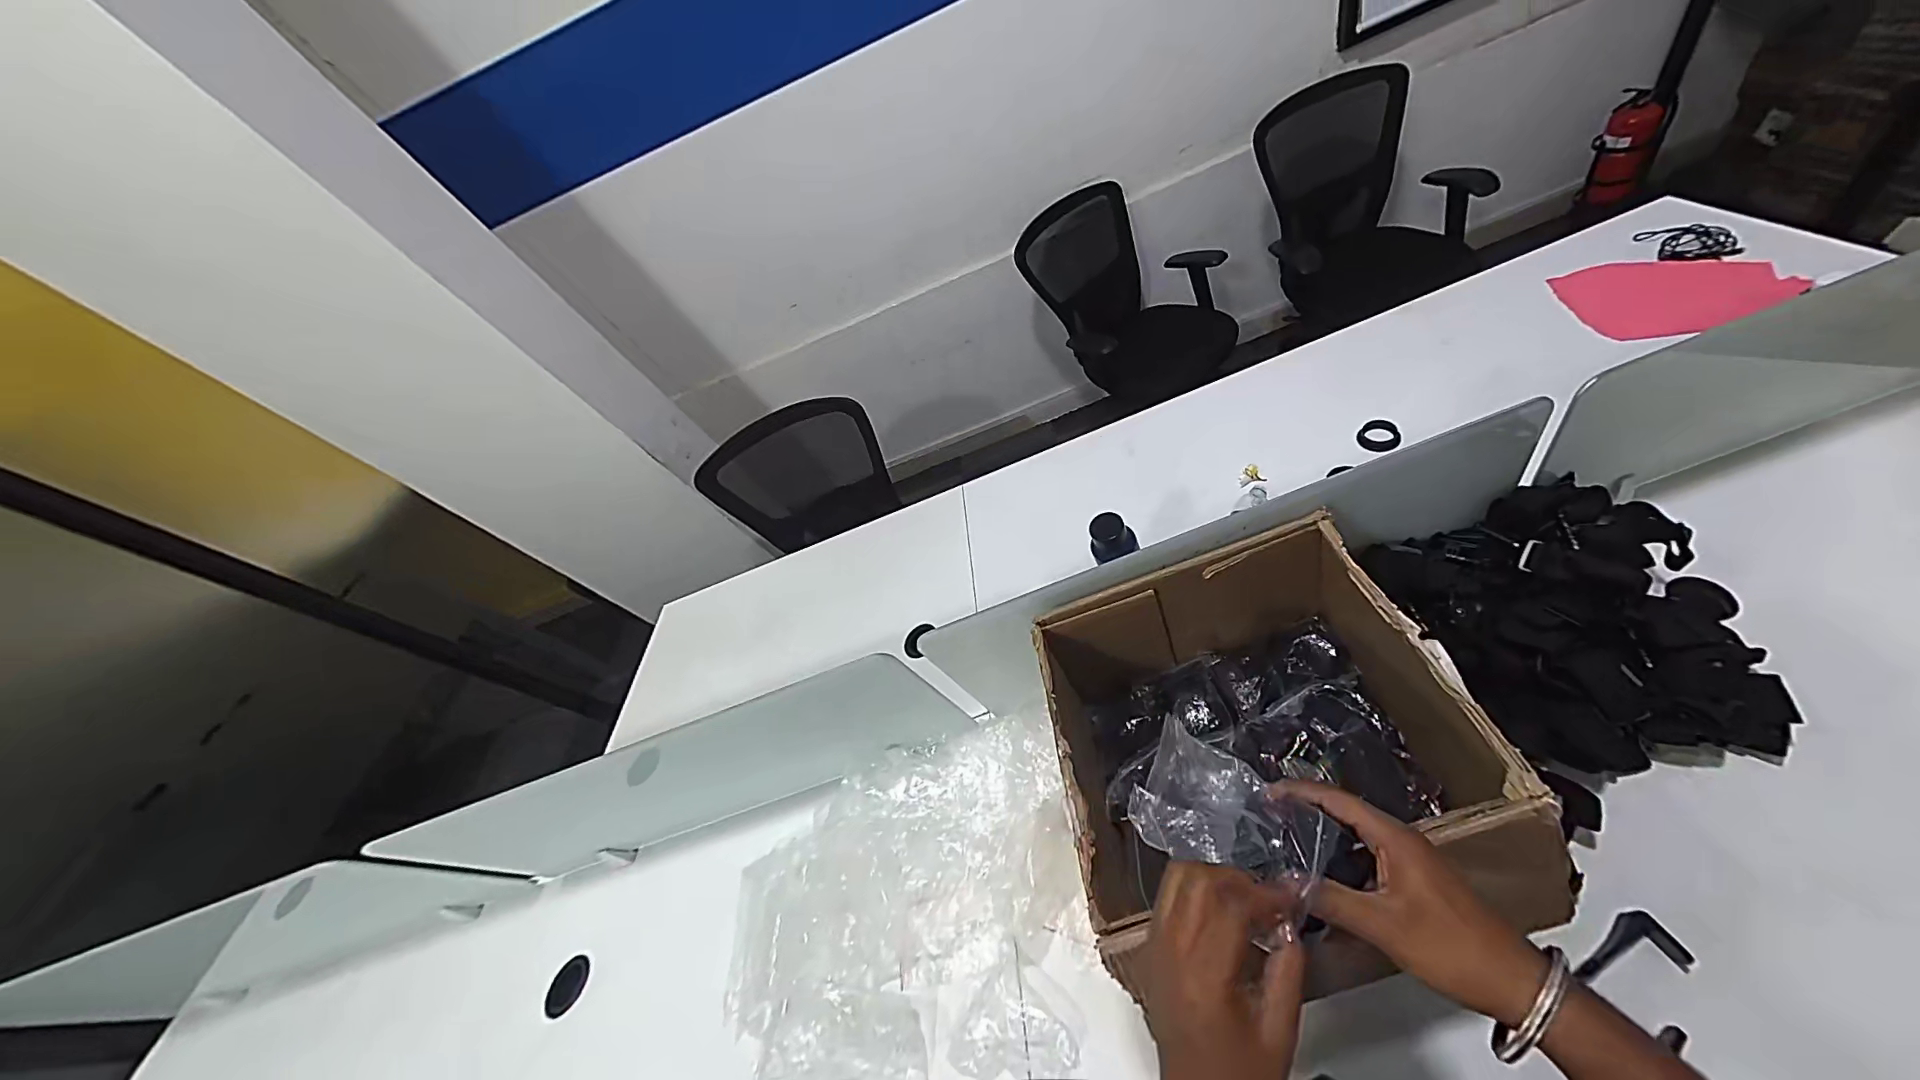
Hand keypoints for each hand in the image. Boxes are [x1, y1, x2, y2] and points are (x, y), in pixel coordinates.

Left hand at [1140, 863, 1307, 1079]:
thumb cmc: (1238, 1074)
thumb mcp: (1279, 1032)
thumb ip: (1289, 971)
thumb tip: (1290, 923)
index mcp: (1204, 974)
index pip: (1230, 905)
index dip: (1265, 894)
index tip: (1292, 896)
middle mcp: (1170, 949)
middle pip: (1197, 879)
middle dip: (1238, 879)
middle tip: (1268, 899)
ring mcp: (1154, 944)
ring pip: (1177, 878)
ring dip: (1213, 877)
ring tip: (1245, 900)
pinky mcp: (1149, 946)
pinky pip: (1167, 896)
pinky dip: (1193, 889)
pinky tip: (1220, 910)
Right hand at [1275, 780, 1549, 1026]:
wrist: (1515, 983)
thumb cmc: (1453, 948)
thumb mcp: (1383, 925)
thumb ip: (1330, 899)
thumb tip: (1283, 881)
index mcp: (1395, 838)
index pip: (1339, 800)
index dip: (1301, 791)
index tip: (1268, 791)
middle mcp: (1403, 840)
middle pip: (1346, 811)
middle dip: (1306, 805)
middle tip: (1269, 809)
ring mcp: (1410, 859)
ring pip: (1356, 834)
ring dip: (1322, 829)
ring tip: (1287, 833)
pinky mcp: (1414, 879)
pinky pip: (1367, 854)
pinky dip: (1340, 854)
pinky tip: (1323, 870)